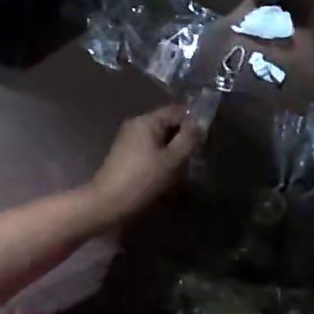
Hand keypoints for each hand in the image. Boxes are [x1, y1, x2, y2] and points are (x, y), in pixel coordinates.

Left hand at [84, 106, 201, 219]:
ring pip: (159, 138)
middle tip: (194, 156)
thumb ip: (188, 138)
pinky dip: (160, 157)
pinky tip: (166, 174)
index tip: (204, 139)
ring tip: (181, 168)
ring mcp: (128, 139)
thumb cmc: (143, 180)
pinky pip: (149, 148)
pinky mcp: (125, 154)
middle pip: (167, 123)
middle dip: (182, 137)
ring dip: (172, 150)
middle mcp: (135, 124)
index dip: (193, 121)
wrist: (108, 203)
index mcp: (146, 121)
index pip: (176, 111)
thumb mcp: (172, 160)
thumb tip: (199, 123)